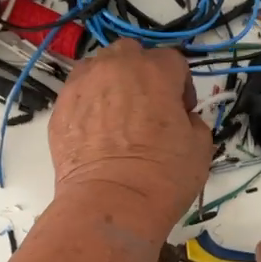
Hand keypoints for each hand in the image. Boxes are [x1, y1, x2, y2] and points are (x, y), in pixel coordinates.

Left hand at [48, 40, 211, 239]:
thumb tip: (183, 120)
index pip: (173, 62)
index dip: (181, 86)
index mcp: (155, 71)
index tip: (182, 110)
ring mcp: (83, 85)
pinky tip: (98, 137)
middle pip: (131, 55)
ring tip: (119, 121)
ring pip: (99, 69)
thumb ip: (194, 123)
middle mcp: (116, 67)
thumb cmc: (162, 178)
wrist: (112, 206)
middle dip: (143, 75)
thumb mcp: (200, 150)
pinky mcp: (61, 109)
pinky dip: (89, 107)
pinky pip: (79, 96)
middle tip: (149, 110)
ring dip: (112, 85)